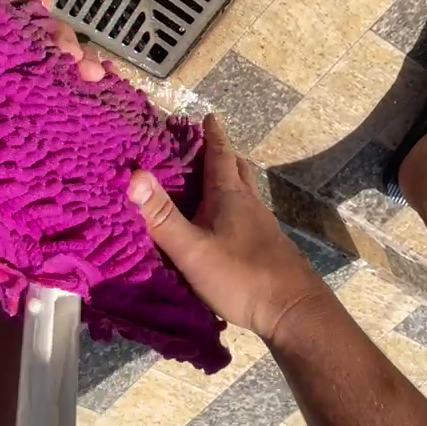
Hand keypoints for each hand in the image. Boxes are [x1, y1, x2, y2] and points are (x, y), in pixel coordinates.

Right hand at [129, 115, 328, 342]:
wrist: (292, 309)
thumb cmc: (240, 275)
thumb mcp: (192, 249)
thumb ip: (162, 216)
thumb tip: (133, 176)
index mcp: (229, 195)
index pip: (220, 155)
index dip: (213, 135)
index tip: (209, 116)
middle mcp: (249, 203)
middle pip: (237, 169)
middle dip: (222, 154)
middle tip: (207, 146)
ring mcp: (262, 225)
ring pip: (245, 191)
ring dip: (230, 180)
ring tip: (213, 181)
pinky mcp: (268, 246)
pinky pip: (248, 213)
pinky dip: (236, 206)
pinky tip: (227, 223)